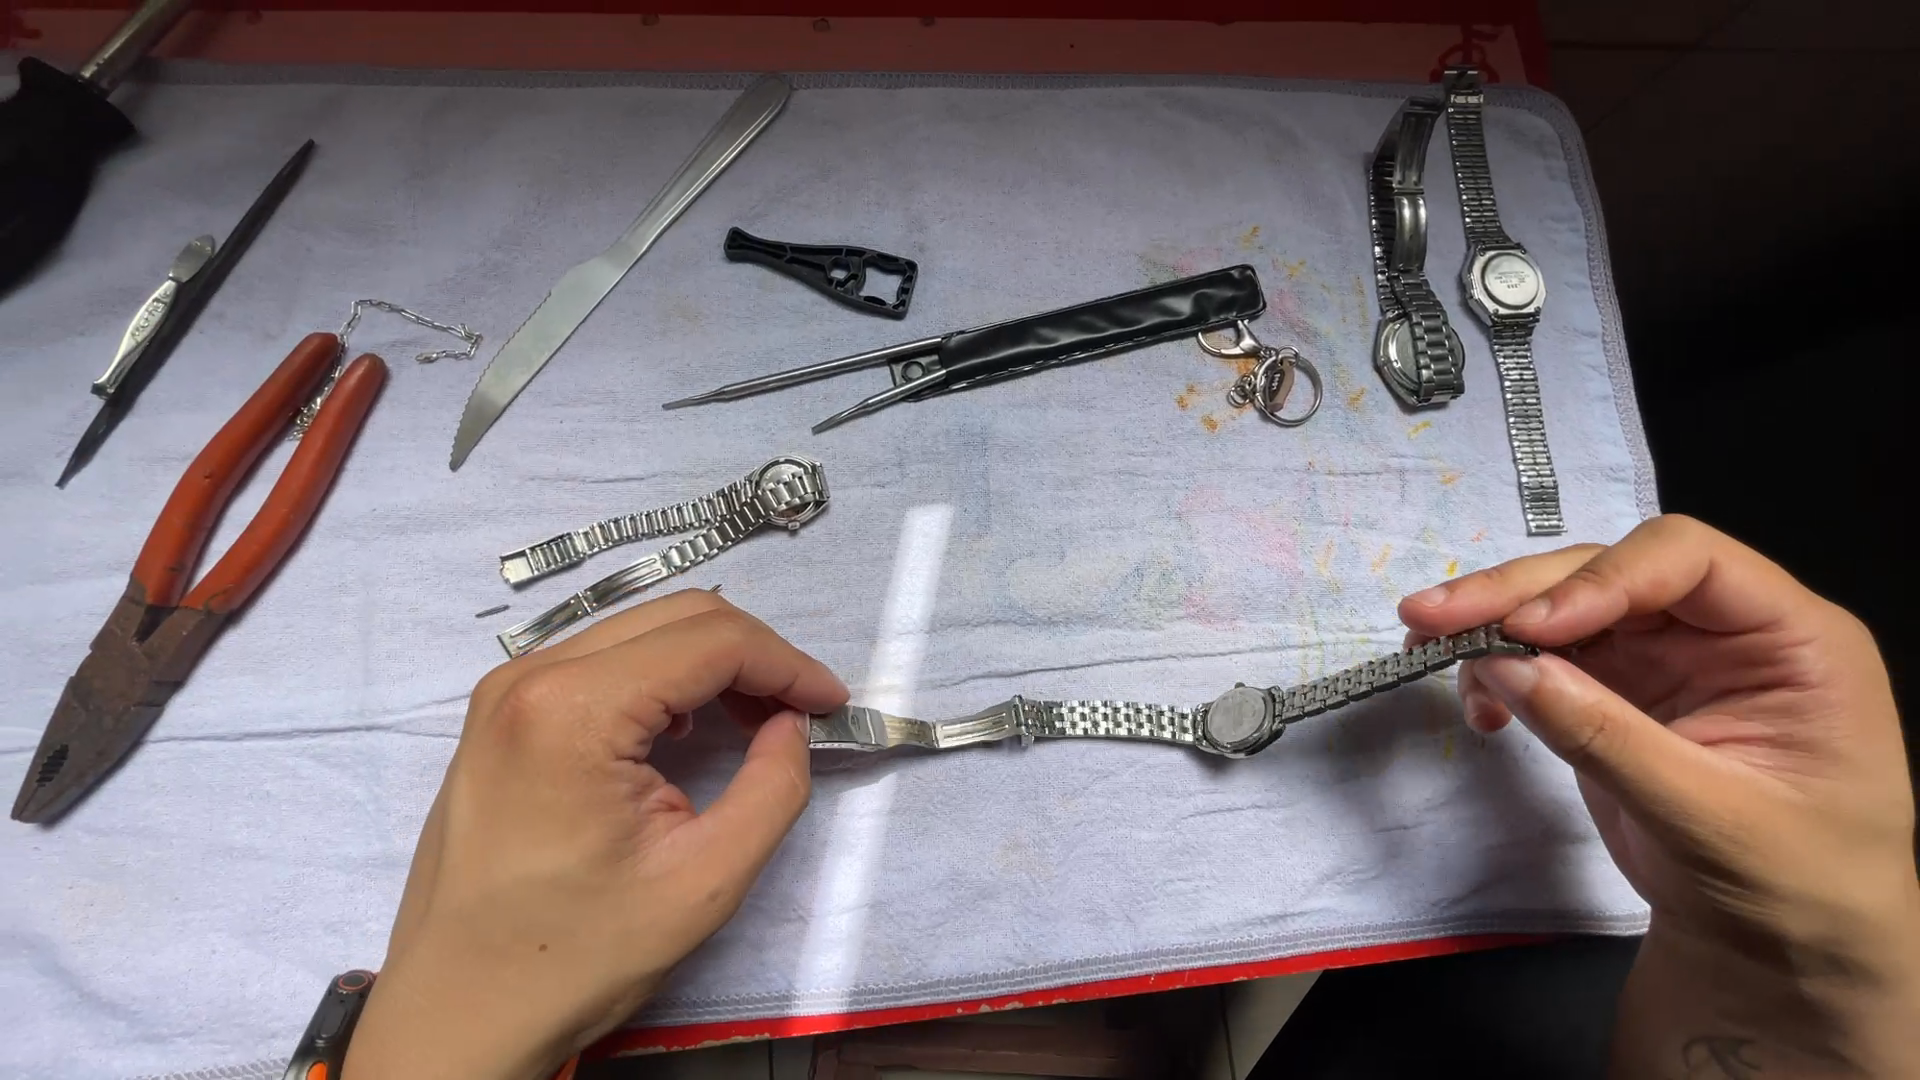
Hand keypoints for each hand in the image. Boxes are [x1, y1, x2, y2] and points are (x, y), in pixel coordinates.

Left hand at [344, 590, 846, 1079]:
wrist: (454, 1016)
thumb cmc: (578, 955)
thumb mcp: (706, 880)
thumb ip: (775, 786)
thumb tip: (791, 723)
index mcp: (574, 709)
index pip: (713, 642)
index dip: (788, 664)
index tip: (832, 703)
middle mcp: (534, 673)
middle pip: (683, 617)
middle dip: (758, 655)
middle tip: (801, 710)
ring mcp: (512, 685)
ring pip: (649, 629)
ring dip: (717, 662)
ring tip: (759, 717)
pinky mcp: (509, 707)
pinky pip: (614, 657)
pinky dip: (673, 675)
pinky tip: (691, 725)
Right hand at [1399, 515, 1919, 1076]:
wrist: (1770, 940)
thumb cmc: (1785, 881)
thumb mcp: (1704, 813)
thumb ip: (1603, 732)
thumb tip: (1501, 662)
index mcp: (1785, 639)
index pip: (1682, 559)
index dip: (1598, 580)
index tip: (1527, 629)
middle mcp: (1711, 628)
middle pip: (1595, 571)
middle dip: (1507, 594)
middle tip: (1425, 617)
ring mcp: (1651, 652)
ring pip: (1548, 602)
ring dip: (1481, 623)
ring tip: (1425, 649)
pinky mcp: (1600, 681)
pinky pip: (1527, 649)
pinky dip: (1487, 669)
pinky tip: (1480, 713)